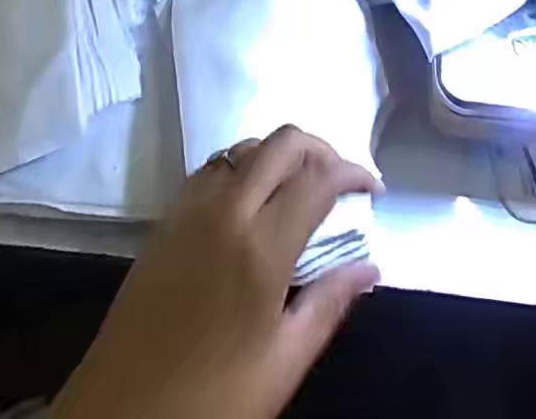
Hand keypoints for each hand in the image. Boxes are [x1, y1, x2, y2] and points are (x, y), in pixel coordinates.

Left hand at [53, 126, 382, 418]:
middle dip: (321, 149)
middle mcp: (226, 213)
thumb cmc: (207, 400)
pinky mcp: (162, 225)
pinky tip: (249, 201)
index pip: (320, 178)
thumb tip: (370, 268)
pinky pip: (211, 169)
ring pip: (244, 147)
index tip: (373, 189)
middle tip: (338, 181)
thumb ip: (329, 304)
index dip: (354, 172)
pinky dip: (241, 166)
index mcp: (261, 248)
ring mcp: (188, 214)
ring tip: (298, 186)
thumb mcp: (281, 364)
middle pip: (282, 143)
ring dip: (280, 154)